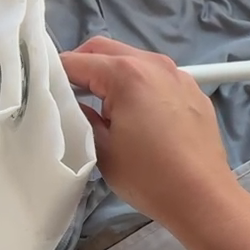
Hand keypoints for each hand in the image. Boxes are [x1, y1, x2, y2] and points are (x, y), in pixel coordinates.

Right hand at [61, 35, 242, 236]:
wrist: (206, 201)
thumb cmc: (150, 177)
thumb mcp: (101, 148)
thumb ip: (80, 116)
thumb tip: (75, 104)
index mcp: (126, 74)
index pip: (76, 61)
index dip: (53, 73)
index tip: (43, 89)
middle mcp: (152, 64)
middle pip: (102, 48)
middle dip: (80, 64)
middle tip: (68, 92)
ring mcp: (177, 74)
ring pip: (130, 57)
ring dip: (109, 71)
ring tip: (102, 103)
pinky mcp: (192, 90)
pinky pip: (154, 74)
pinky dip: (137, 82)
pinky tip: (136, 112)